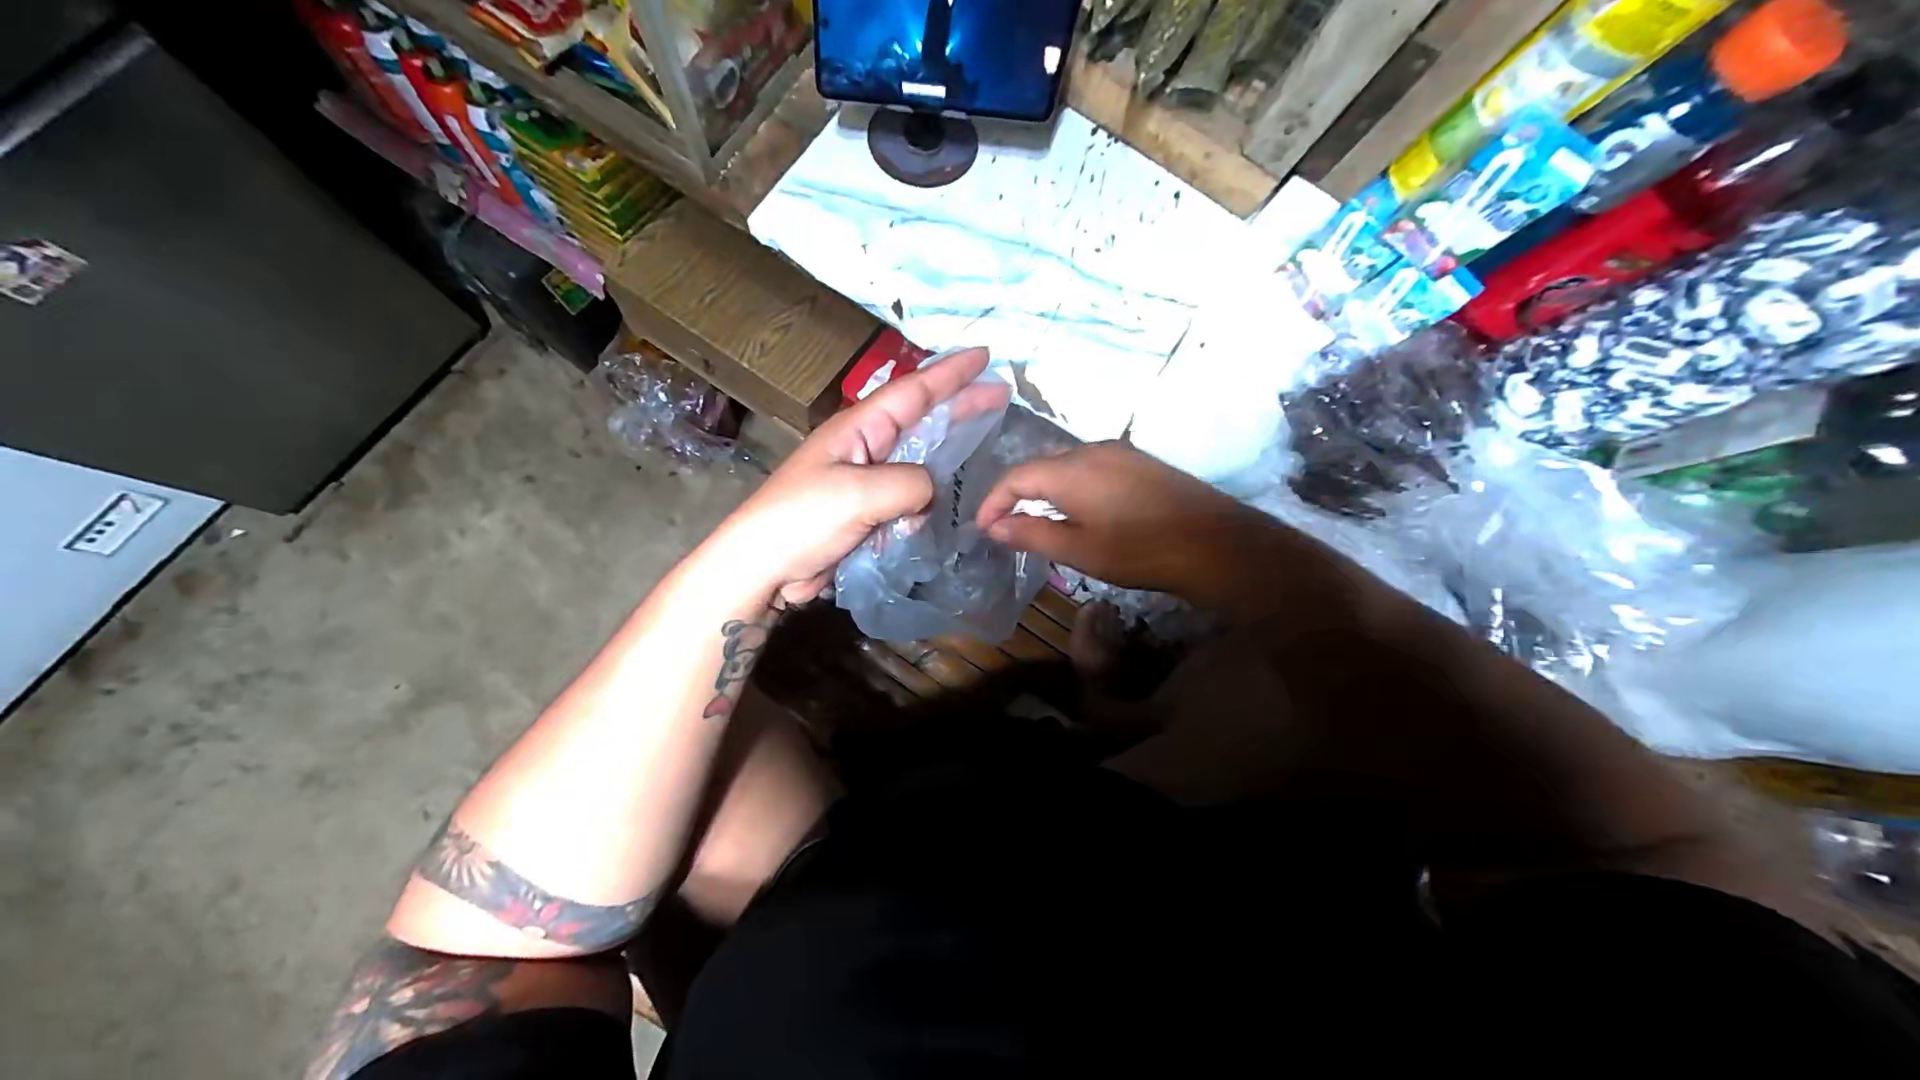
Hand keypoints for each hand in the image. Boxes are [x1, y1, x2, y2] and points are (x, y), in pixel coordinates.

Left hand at [712, 346, 1009, 606]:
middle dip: (960, 404)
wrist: (763, 567)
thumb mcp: (860, 492)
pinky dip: (934, 491)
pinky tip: (956, 495)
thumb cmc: (803, 519)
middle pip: (921, 418)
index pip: (913, 391)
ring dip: (951, 448)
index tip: (985, 356)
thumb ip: (910, 483)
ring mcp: (865, 479)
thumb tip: (930, 491)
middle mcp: (865, 446)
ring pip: (919, 457)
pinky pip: (910, 493)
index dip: (951, 373)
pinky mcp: (866, 511)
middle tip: (1002, 395)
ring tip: (987, 441)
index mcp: (859, 428)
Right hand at [974, 442, 1287, 608]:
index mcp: (1071, 469)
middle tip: (1006, 525)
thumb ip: (1031, 534)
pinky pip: (1091, 467)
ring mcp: (1119, 452)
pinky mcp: (1139, 462)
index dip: (993, 501)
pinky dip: (1071, 486)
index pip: (1015, 476)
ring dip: (1045, 490)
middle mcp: (1092, 449)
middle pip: (1040, 465)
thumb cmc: (1140, 551)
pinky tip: (1077, 511)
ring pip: (1066, 465)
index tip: (982, 528)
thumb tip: (994, 526)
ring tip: (1037, 521)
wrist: (1215, 543)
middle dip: (1017, 494)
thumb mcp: (1079, 550)